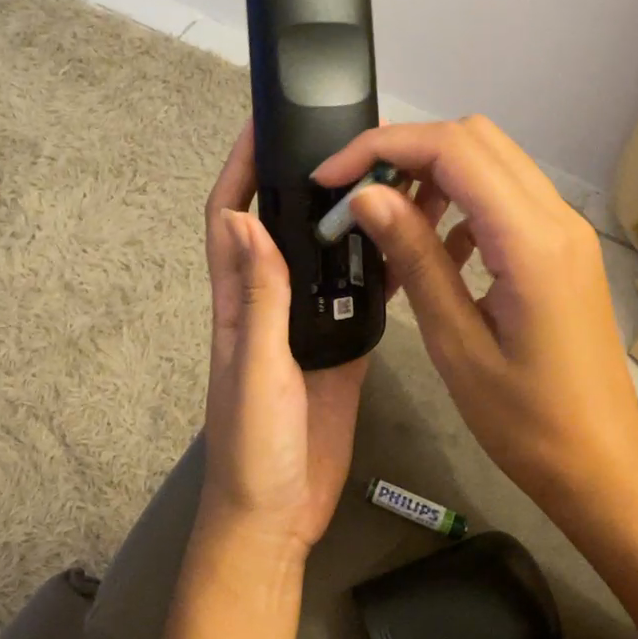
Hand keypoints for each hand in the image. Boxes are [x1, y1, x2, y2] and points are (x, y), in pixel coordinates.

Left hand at [199, 123, 366, 553]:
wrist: (277, 514)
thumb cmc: (252, 445)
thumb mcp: (254, 366)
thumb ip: (258, 296)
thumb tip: (244, 216)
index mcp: (237, 302)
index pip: (230, 218)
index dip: (239, 170)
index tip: (263, 124)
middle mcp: (270, 304)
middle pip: (280, 226)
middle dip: (300, 180)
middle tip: (346, 141)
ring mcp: (308, 327)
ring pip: (324, 258)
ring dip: (343, 220)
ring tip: (385, 180)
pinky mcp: (342, 350)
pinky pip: (359, 299)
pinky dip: (377, 270)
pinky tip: (407, 245)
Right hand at [314, 116, 637, 508]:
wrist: (600, 461)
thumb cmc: (525, 421)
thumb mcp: (457, 345)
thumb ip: (416, 258)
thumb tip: (366, 196)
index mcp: (531, 242)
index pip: (453, 148)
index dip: (383, 147)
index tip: (331, 177)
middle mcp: (557, 218)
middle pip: (474, 138)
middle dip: (406, 152)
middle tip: (356, 196)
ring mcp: (566, 230)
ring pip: (491, 161)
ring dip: (433, 175)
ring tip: (390, 226)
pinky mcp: (564, 248)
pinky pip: (506, 196)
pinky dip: (461, 202)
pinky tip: (436, 252)